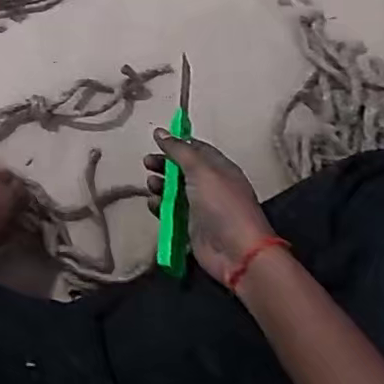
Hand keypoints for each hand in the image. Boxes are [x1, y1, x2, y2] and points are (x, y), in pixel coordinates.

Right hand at [145, 130, 275, 285]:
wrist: (236, 252)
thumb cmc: (221, 205)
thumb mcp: (200, 170)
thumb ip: (179, 150)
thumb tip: (160, 131)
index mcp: (219, 168)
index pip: (197, 149)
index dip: (177, 143)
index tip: (157, 140)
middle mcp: (210, 185)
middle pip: (182, 169)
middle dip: (164, 164)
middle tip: (147, 163)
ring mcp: (200, 207)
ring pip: (174, 190)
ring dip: (160, 185)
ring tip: (152, 186)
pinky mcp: (190, 226)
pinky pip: (171, 212)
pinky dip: (160, 206)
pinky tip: (154, 204)